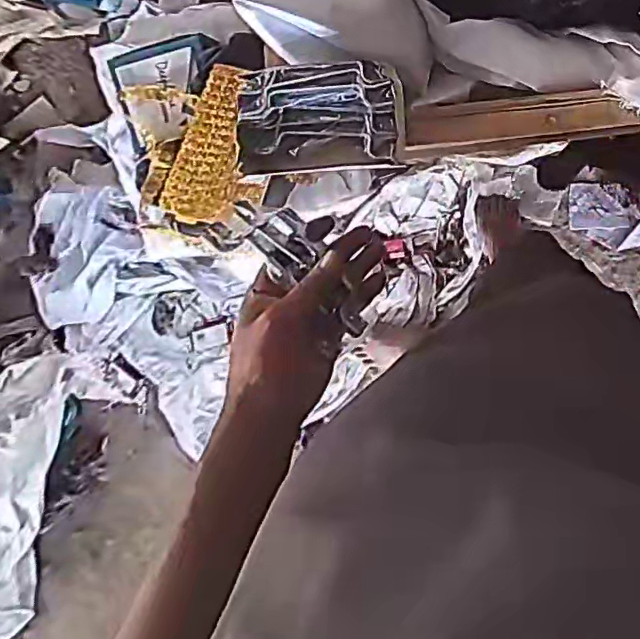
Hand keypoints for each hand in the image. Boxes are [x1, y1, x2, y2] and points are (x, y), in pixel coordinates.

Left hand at [225, 227, 384, 431]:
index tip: (334, 224)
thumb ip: (312, 285)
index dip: (312, 238)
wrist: (270, 414)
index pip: (291, 255)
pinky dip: (364, 293)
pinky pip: (349, 308)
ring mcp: (311, 318)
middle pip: (321, 268)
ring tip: (379, 250)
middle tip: (367, 235)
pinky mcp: (330, 335)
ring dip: (359, 268)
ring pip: (339, 286)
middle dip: (344, 251)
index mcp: (267, 292)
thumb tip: (332, 256)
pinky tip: (378, 279)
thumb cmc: (259, 369)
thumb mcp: (283, 317)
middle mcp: (290, 301)